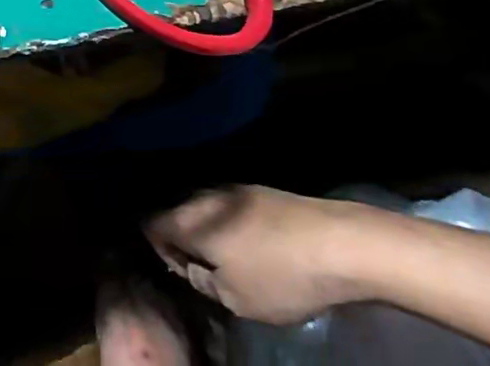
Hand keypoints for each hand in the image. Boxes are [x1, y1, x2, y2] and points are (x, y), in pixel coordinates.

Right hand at [144, 186, 383, 324]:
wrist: (340, 243)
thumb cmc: (280, 275)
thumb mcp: (237, 300)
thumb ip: (204, 284)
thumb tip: (193, 269)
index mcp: (186, 220)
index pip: (150, 226)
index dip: (160, 250)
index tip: (187, 273)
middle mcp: (200, 196)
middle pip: (177, 214)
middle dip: (187, 239)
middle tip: (211, 269)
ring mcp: (232, 188)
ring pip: (207, 209)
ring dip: (214, 231)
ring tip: (236, 256)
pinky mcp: (261, 190)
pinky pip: (233, 207)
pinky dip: (236, 224)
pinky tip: (260, 244)